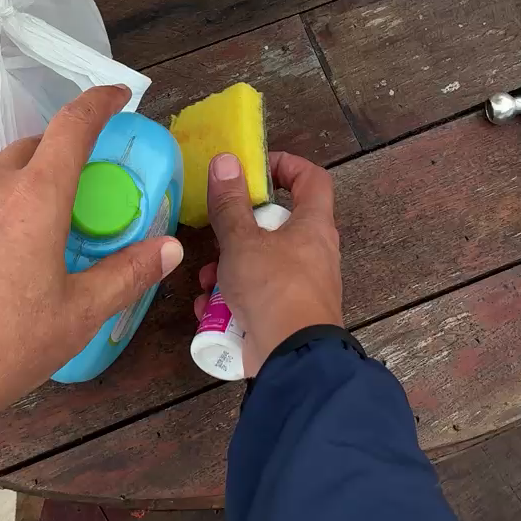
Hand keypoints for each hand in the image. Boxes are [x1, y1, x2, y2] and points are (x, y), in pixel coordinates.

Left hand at [0, 86, 182, 454]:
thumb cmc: (4, 346)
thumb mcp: (78, 315)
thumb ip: (127, 274)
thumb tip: (171, 247)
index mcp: (35, 197)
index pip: (73, 125)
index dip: (99, 102)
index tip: (119, 96)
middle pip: (34, 147)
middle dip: (63, 153)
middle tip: (82, 190)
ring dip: (24, 187)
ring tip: (36, 233)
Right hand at [191, 151, 342, 376]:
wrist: (292, 360)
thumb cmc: (272, 288)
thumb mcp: (242, 241)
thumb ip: (231, 204)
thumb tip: (226, 161)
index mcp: (313, 226)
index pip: (312, 179)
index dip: (287, 165)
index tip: (255, 169)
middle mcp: (314, 253)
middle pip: (277, 226)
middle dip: (239, 230)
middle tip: (217, 234)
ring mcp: (302, 287)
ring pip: (262, 264)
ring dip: (228, 270)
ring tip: (205, 282)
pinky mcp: (288, 315)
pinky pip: (258, 297)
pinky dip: (233, 300)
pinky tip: (209, 310)